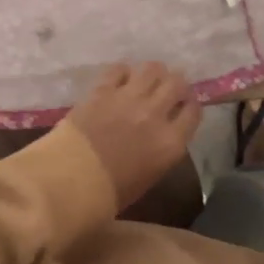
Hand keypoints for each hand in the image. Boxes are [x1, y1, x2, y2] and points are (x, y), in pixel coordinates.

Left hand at [64, 62, 200, 209]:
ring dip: (153, 73)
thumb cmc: (109, 194)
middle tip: (168, 89)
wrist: (70, 182)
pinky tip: (119, 80)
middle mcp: (155, 114)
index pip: (193, 111)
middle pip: (177, 83)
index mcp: (171, 143)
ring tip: (146, 80)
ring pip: (152, 69)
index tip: (184, 105)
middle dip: (176, 84)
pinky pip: (119, 69)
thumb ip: (160, 151)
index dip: (190, 105)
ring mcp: (128, 98)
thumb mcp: (149, 177)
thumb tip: (159, 136)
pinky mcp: (102, 90)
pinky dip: (123, 73)